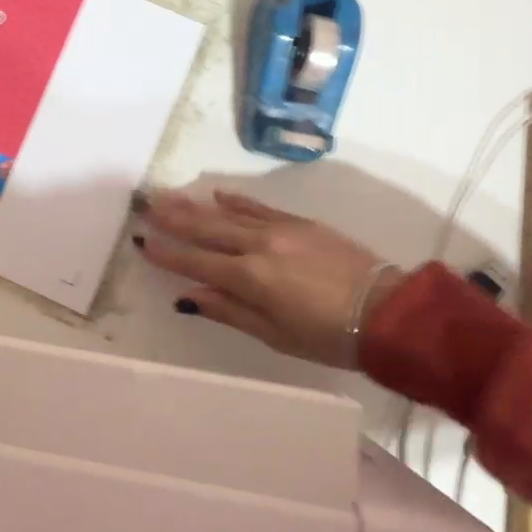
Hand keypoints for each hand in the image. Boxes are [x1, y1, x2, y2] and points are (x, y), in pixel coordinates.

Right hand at [133, 189, 402, 368]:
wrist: (389, 312)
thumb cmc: (329, 337)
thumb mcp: (275, 335)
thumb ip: (228, 310)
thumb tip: (187, 297)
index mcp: (249, 278)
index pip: (196, 262)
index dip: (167, 253)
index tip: (142, 241)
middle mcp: (258, 246)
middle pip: (206, 228)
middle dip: (173, 217)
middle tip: (146, 203)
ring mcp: (280, 229)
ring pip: (228, 214)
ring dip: (196, 205)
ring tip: (169, 195)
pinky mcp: (301, 223)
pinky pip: (259, 208)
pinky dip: (236, 201)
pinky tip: (218, 195)